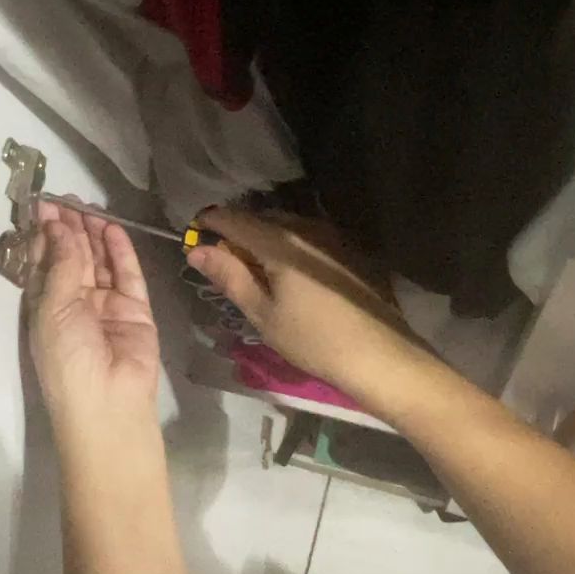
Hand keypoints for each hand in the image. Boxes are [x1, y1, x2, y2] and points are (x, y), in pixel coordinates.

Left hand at [27, 198, 160, 424]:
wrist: (108, 401)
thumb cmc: (68, 358)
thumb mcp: (52, 309)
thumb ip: (60, 266)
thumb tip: (59, 227)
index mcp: (47, 307)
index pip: (44, 263)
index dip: (44, 235)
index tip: (43, 205)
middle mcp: (75, 303)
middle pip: (72, 258)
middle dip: (68, 229)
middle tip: (67, 198)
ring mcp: (107, 306)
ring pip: (99, 262)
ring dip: (92, 234)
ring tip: (88, 206)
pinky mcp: (135, 309)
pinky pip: (127, 274)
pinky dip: (120, 252)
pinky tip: (112, 228)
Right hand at [187, 209, 430, 405]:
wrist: (380, 355)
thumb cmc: (314, 340)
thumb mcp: (263, 313)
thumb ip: (230, 276)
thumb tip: (197, 250)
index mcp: (280, 242)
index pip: (235, 219)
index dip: (210, 222)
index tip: (194, 231)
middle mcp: (308, 228)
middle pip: (263, 218)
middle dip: (238, 230)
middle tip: (223, 256)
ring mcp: (334, 237)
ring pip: (289, 225)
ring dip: (266, 237)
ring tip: (254, 265)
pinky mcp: (352, 251)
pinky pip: (310, 237)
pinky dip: (291, 246)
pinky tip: (290, 273)